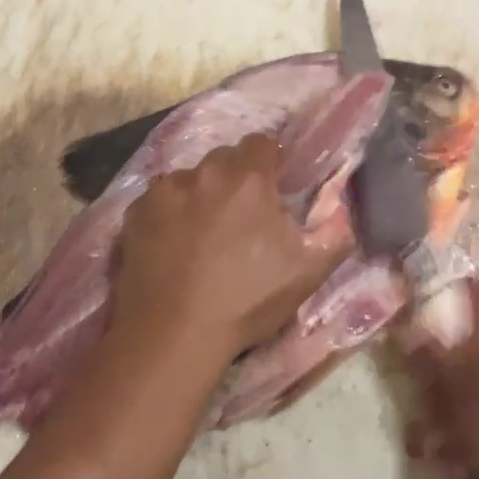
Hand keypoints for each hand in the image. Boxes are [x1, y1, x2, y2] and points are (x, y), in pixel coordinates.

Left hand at [113, 134, 353, 359]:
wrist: (173, 334)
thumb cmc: (246, 300)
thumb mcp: (308, 272)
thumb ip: (335, 232)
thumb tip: (342, 207)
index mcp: (248, 178)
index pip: (263, 143)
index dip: (272, 162)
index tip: (275, 189)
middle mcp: (205, 172)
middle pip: (226, 159)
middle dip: (237, 178)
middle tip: (243, 217)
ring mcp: (165, 191)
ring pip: (191, 178)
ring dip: (202, 195)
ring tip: (204, 235)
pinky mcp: (136, 213)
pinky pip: (160, 200)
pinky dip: (170, 213)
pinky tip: (173, 245)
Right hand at [409, 281, 478, 478]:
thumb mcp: (465, 390)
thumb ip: (432, 358)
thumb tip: (404, 325)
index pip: (469, 293)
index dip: (440, 287)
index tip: (406, 298)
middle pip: (452, 359)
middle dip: (429, 393)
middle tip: (420, 416)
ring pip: (460, 407)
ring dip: (441, 435)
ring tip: (439, 461)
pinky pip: (478, 442)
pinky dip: (465, 463)